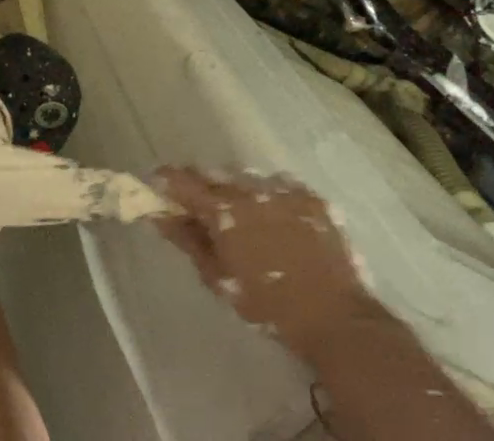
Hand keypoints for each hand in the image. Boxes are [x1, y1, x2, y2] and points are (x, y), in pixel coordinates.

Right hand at [153, 167, 377, 354]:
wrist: (336, 319)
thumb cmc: (267, 304)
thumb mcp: (216, 276)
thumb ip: (185, 239)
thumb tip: (158, 214)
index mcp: (222, 209)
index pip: (179, 180)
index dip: (164, 183)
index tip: (156, 190)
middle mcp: (250, 190)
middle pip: (212, 174)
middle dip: (199, 186)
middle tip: (197, 209)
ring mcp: (284, 192)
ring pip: (245, 178)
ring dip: (233, 190)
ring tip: (238, 214)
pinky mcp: (311, 200)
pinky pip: (278, 186)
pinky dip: (266, 196)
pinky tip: (271, 217)